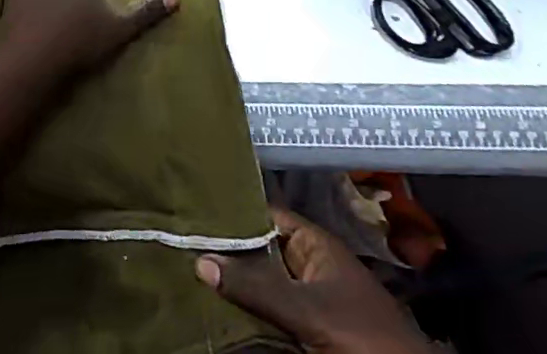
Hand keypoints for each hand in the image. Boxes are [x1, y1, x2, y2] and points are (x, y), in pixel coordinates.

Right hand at [197, 209, 433, 353]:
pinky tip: (210, 305)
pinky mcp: (303, 332)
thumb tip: (199, 260)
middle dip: (222, 249)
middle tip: (178, 239)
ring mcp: (305, 302)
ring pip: (257, 284)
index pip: (262, 213)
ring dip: (228, 282)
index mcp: (315, 247)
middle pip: (255, 250)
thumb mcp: (312, 311)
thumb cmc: (368, 340)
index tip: (189, 206)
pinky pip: (263, 314)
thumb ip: (258, 285)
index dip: (228, 209)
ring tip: (184, 267)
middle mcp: (306, 268)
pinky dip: (240, 311)